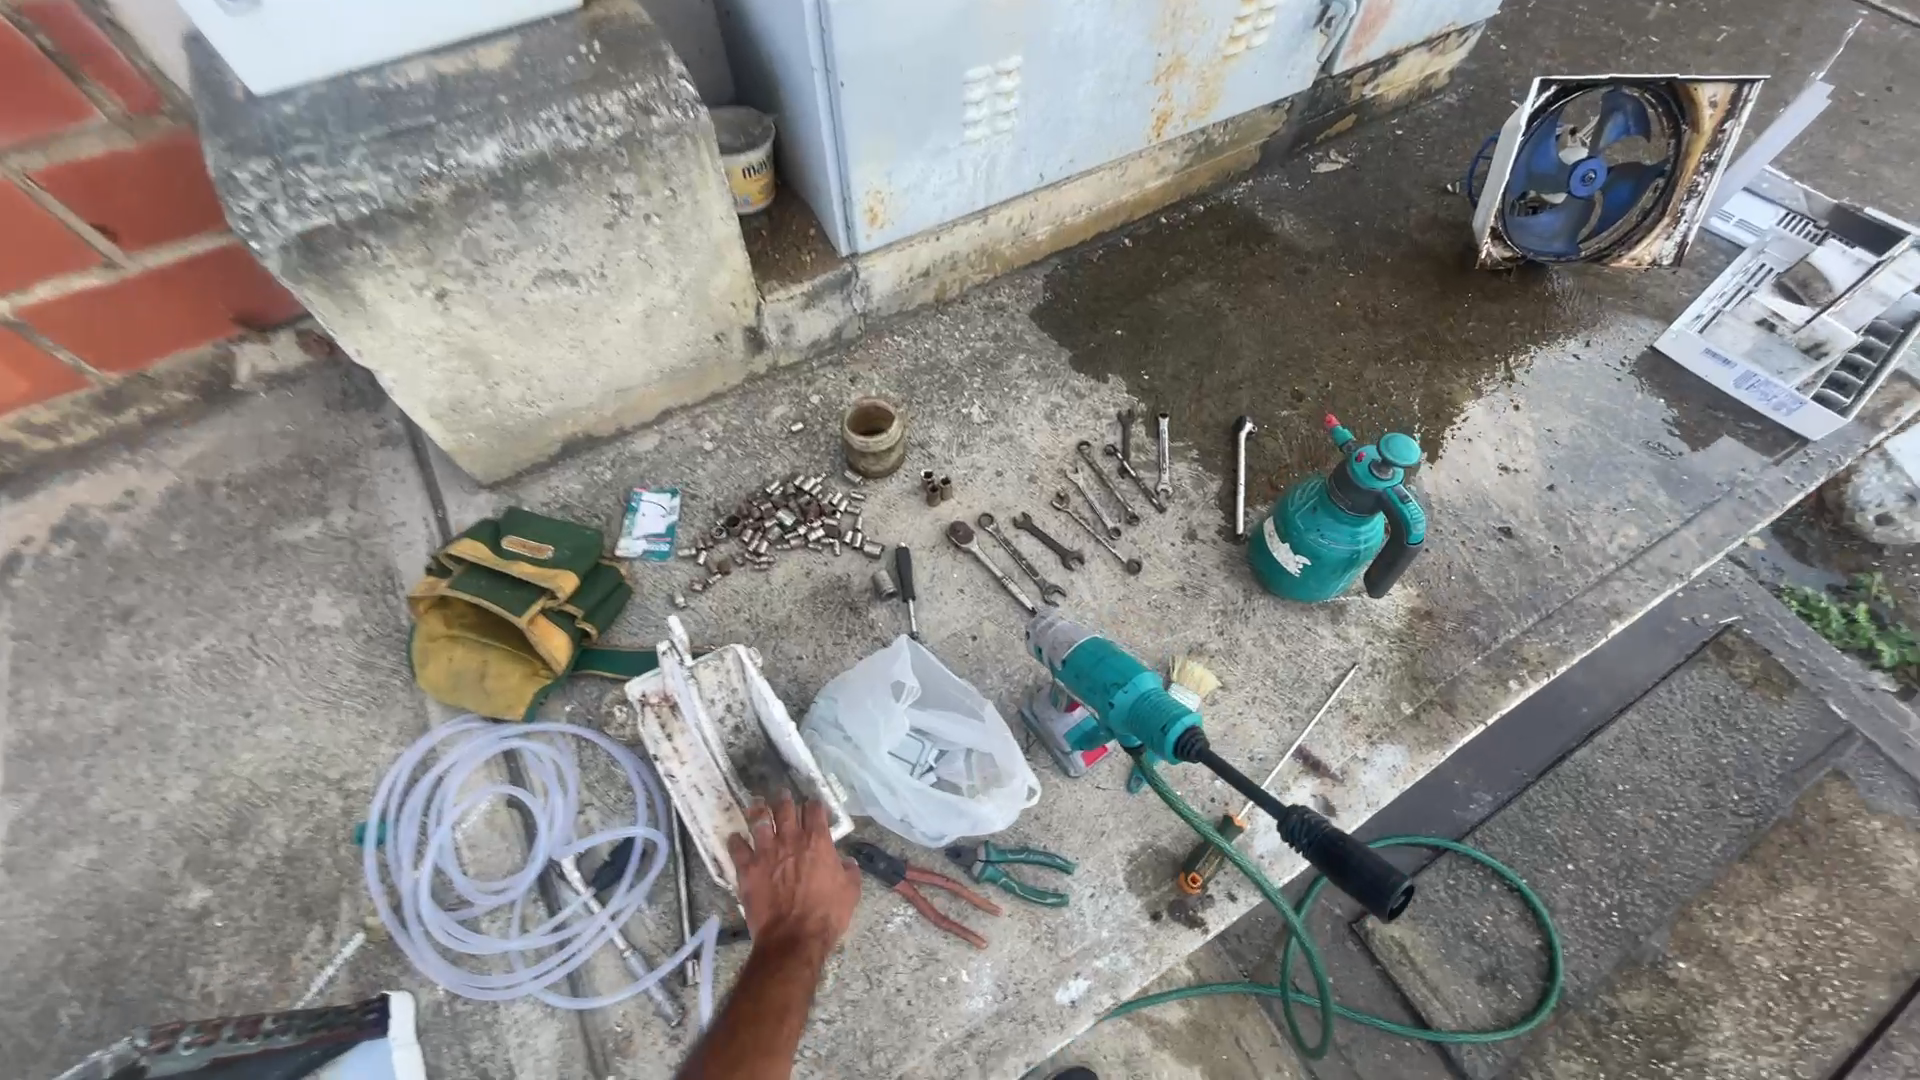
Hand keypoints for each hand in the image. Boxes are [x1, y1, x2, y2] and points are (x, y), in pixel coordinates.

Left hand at [727, 793, 862, 960]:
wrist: (793, 938)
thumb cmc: (827, 915)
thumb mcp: (851, 891)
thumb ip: (850, 872)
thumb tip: (847, 862)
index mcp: (818, 841)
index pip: (815, 810)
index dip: (815, 805)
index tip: (814, 805)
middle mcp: (791, 839)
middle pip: (785, 808)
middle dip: (785, 799)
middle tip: (782, 794)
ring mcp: (766, 852)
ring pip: (759, 821)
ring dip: (758, 811)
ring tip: (757, 805)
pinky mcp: (748, 869)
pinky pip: (738, 848)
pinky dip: (736, 842)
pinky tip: (735, 838)